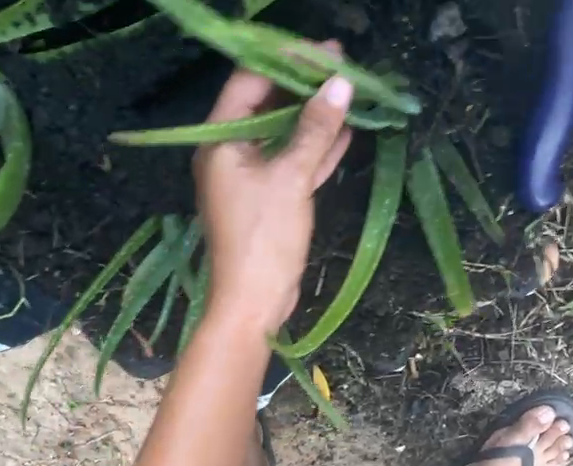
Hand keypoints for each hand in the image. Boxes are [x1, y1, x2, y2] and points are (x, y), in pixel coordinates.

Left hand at [194, 51, 353, 333]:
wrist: (253, 305)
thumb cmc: (263, 240)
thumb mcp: (291, 179)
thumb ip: (315, 130)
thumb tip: (340, 84)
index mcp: (221, 141)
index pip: (251, 82)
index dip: (288, 61)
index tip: (328, 53)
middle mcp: (230, 154)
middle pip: (268, 107)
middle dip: (305, 87)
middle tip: (344, 69)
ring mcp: (250, 180)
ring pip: (285, 137)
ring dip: (316, 118)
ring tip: (352, 94)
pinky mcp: (269, 202)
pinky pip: (293, 165)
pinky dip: (317, 151)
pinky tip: (347, 133)